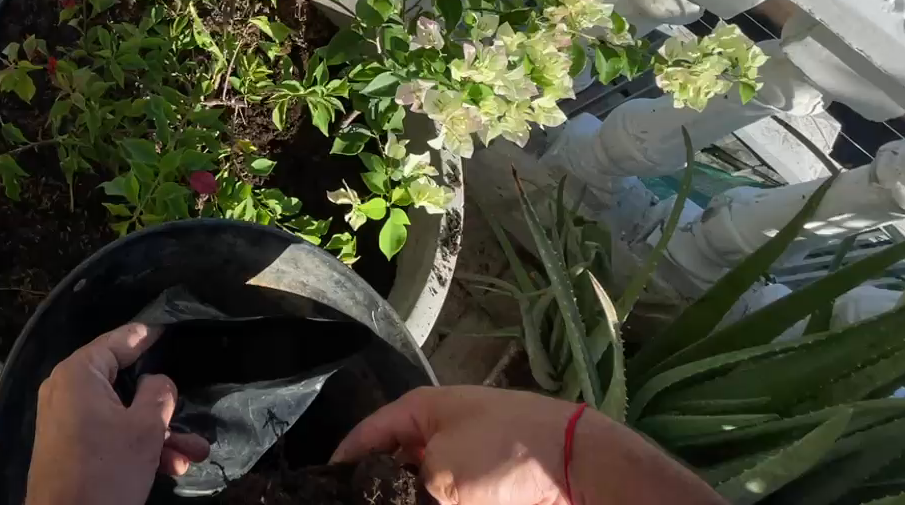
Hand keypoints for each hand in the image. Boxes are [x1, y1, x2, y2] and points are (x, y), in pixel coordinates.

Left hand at [26, 322, 212, 504]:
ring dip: (157, 433)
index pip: (120, 340)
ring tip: (193, 452)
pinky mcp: (70, 448)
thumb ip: (158, 393)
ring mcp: (67, 420)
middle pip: (124, 383)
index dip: (148, 335)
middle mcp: (67, 389)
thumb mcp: (143, 429)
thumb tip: (158, 381)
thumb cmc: (105, 471)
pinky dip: (135, 446)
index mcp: (79, 372)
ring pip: (121, 414)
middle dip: (162, 404)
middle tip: (190, 409)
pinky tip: (171, 465)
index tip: (168, 325)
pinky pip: (108, 434)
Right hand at [331, 386, 578, 504]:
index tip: (323, 489)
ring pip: (426, 489)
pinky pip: (453, 498)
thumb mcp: (441, 475)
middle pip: (396, 466)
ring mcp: (470, 463)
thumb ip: (404, 489)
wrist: (581, 468)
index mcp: (422, 410)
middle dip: (378, 488)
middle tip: (361, 504)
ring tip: (387, 504)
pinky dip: (439, 501)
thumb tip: (394, 492)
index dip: (345, 460)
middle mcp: (441, 433)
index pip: (369, 432)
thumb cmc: (503, 455)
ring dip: (410, 497)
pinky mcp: (492, 491)